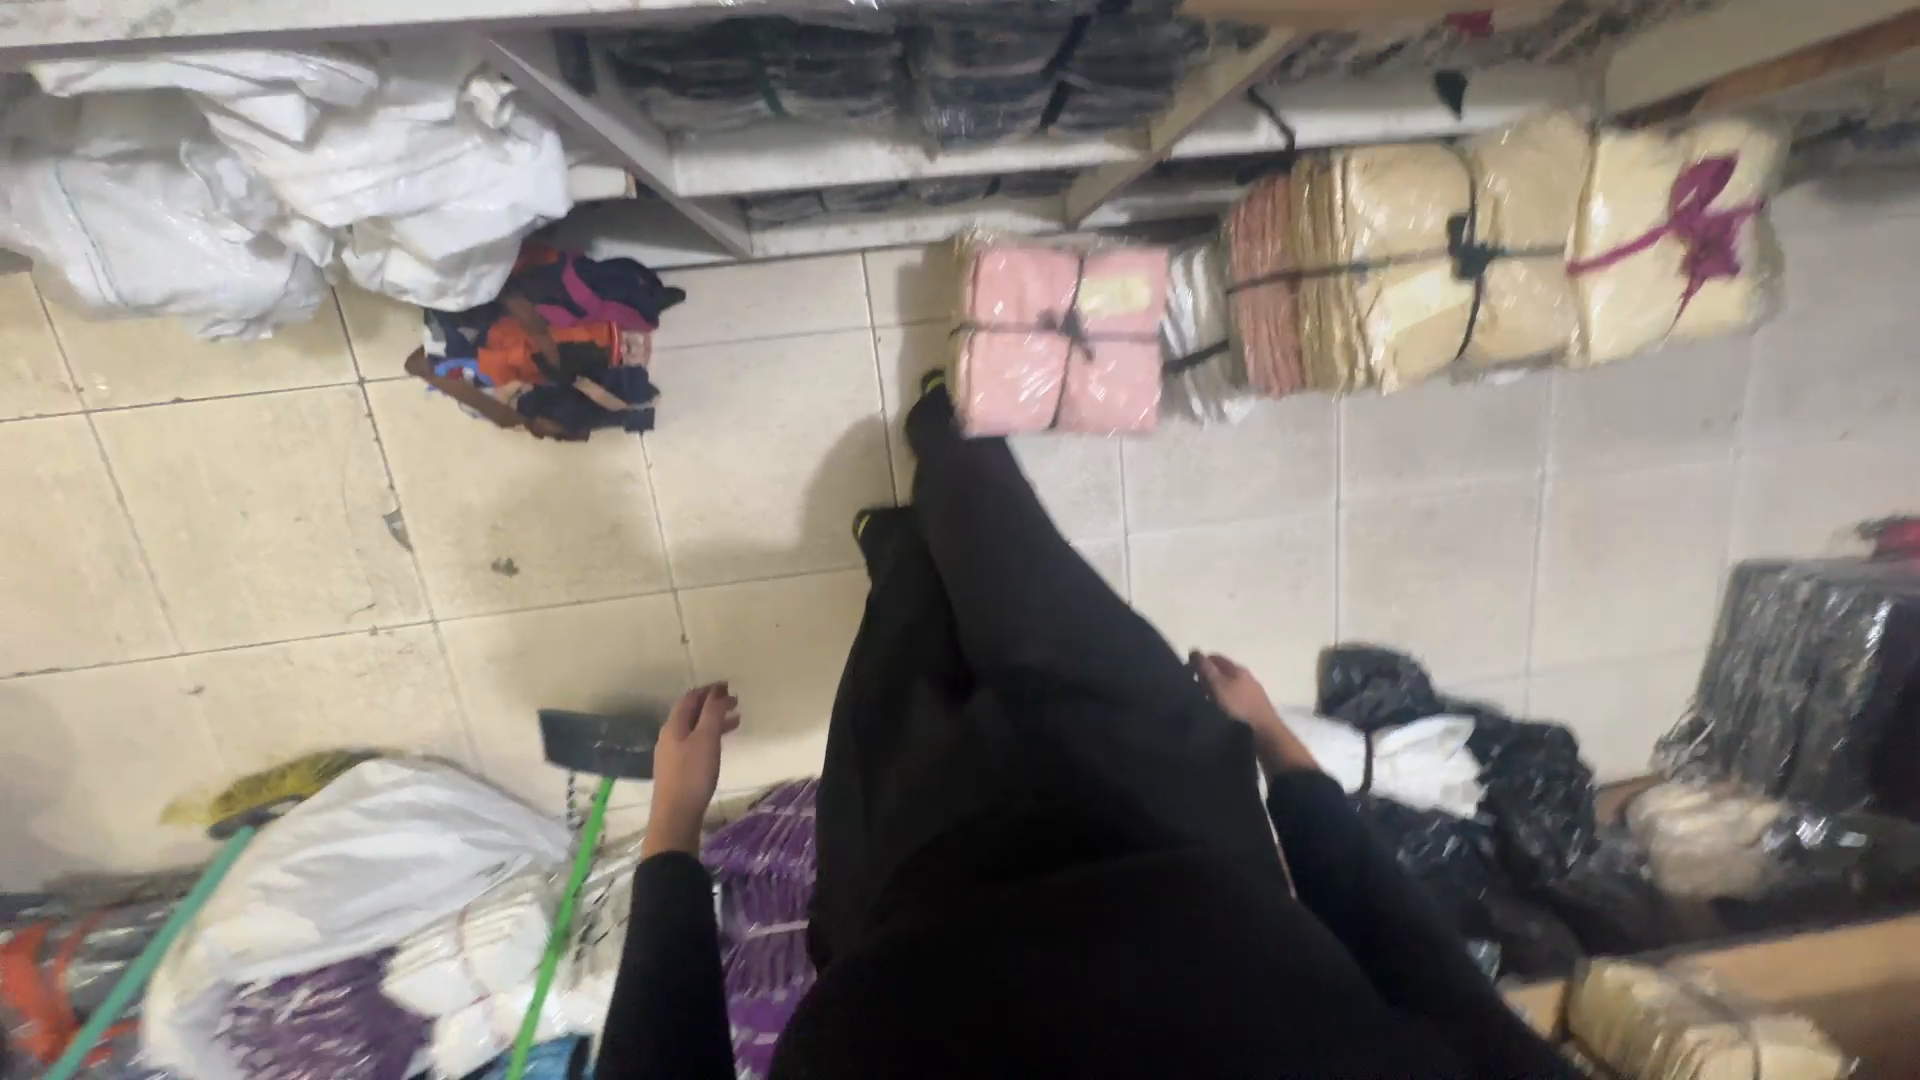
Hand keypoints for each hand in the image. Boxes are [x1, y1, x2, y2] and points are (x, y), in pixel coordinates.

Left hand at [642, 682, 739, 858]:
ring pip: (695, 728)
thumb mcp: (706, 739)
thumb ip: (712, 712)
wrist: (675, 816)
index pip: (691, 697)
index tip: (729, 686)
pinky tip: (721, 744)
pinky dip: (711, 735)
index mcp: (674, 725)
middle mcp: (670, 735)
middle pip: (692, 712)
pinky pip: (696, 742)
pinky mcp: (678, 768)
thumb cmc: (693, 774)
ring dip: (714, 720)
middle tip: (736, 701)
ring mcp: (672, 753)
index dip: (709, 689)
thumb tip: (717, 692)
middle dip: (713, 703)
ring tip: (736, 720)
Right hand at [1189, 651, 1318, 775]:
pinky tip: (1220, 712)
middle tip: (1194, 690)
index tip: (1187, 675)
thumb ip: (1204, 667)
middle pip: (1221, 671)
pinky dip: (1224, 701)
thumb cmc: (1237, 706)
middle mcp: (1247, 677)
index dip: (1198, 662)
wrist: (1265, 734)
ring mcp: (1253, 693)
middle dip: (1206, 677)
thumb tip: (1194, 650)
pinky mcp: (1255, 707)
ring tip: (1204, 703)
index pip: (1213, 657)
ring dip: (1215, 691)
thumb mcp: (1216, 684)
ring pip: (1228, 685)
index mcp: (1237, 668)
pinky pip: (1235, 698)